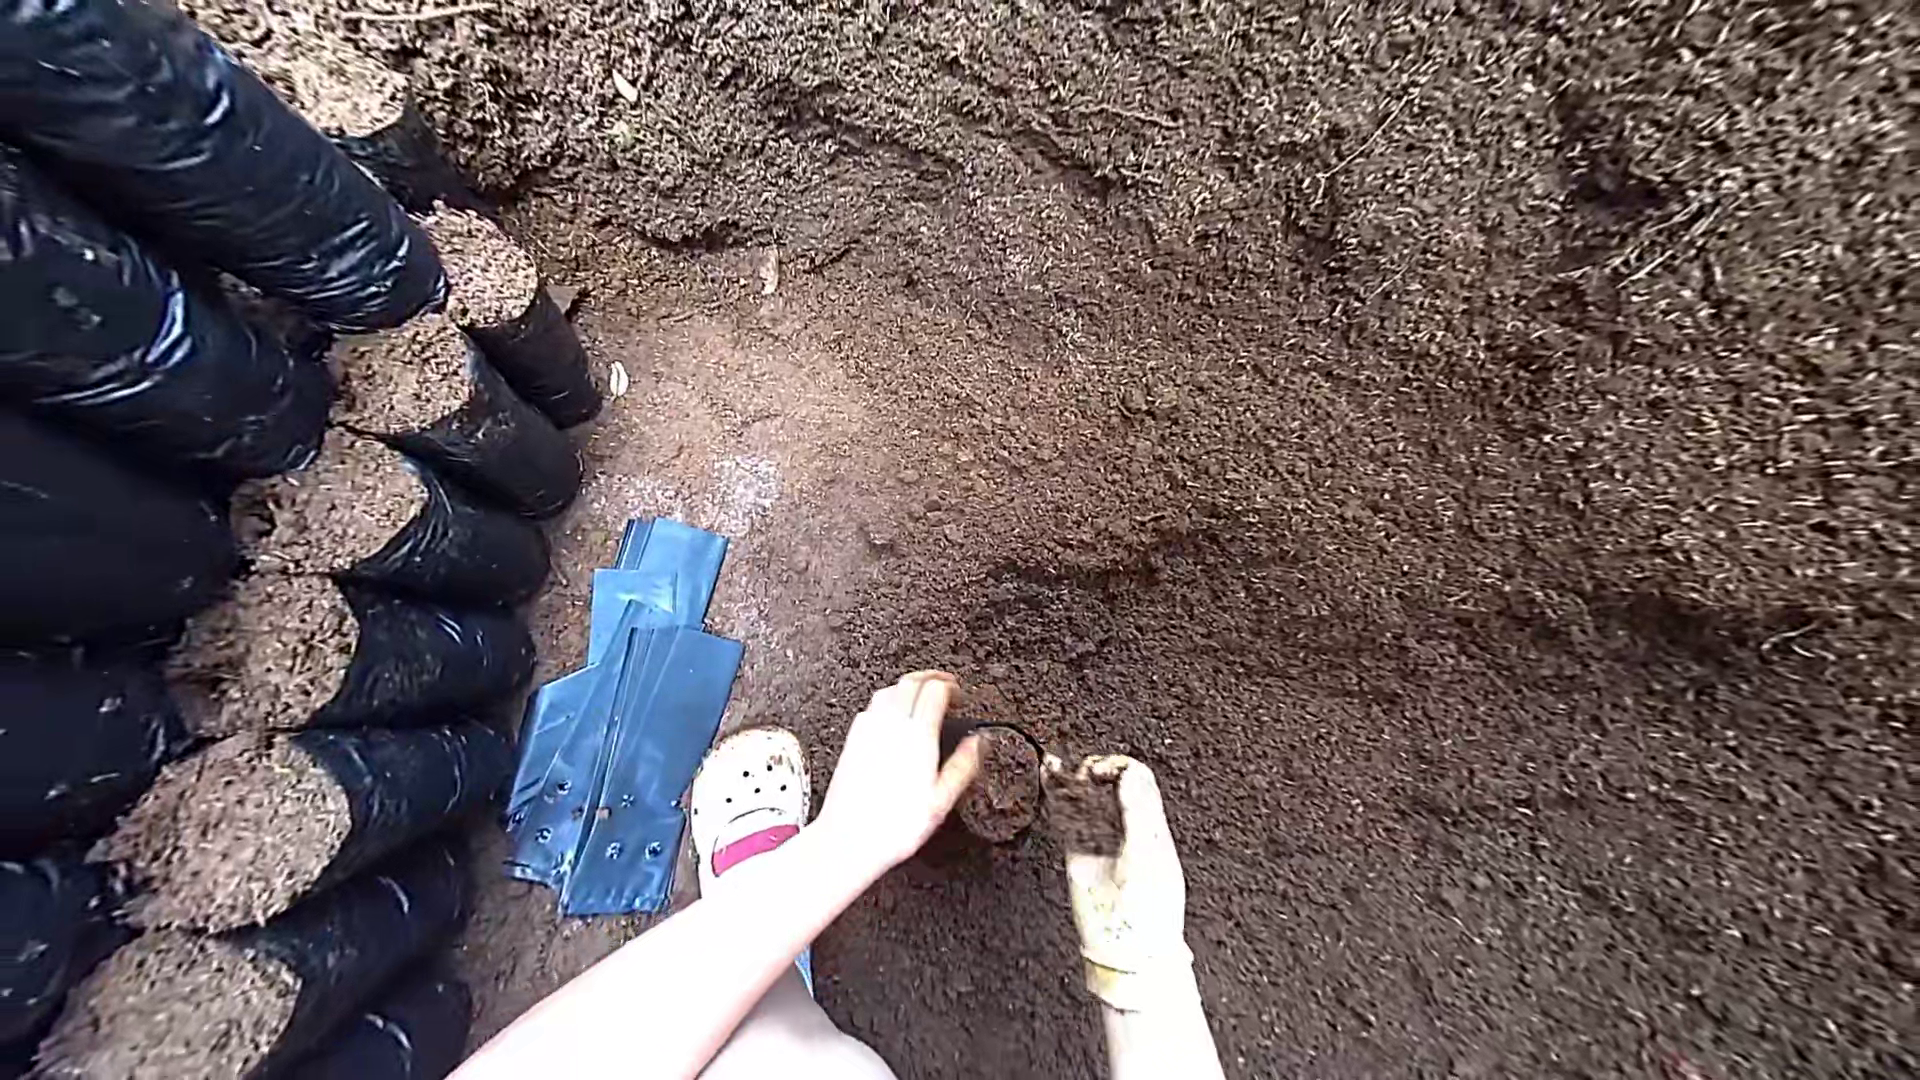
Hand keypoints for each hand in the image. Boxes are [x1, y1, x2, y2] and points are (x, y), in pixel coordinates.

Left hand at [817, 671, 981, 878]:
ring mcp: (868, 730)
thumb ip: (963, 766)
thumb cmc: (892, 827)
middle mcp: (891, 726)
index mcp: (917, 736)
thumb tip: (978, 743)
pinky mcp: (853, 739)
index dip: (951, 686)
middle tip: (945, 685)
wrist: (847, 841)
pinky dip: (887, 701)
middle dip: (931, 677)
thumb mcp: (941, 801)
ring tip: (921, 694)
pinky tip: (892, 716)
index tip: (959, 695)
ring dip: (908, 685)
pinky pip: (871, 706)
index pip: (935, 690)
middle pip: (911, 681)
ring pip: (889, 689)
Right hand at [1062, 756, 1196, 1010]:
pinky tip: (1049, 779)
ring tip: (1056, 765)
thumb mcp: (1147, 855)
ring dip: (1070, 778)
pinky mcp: (1078, 848)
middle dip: (1092, 769)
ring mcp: (1100, 835)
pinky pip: (1067, 814)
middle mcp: (1125, 824)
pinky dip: (1056, 795)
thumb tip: (1130, 770)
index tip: (1099, 769)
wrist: (1126, 953)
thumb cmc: (1148, 911)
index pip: (1136, 777)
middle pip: (1107, 782)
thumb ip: (1138, 811)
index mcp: (1149, 824)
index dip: (1117, 766)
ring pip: (1085, 795)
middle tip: (1081, 774)